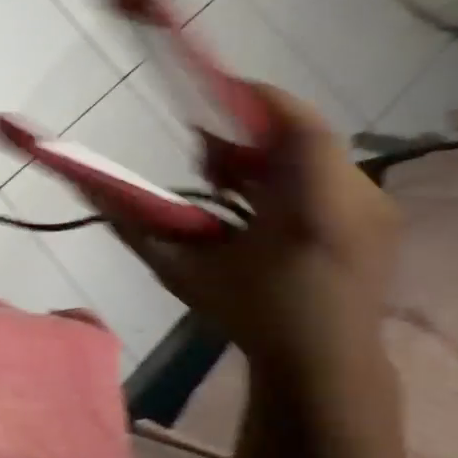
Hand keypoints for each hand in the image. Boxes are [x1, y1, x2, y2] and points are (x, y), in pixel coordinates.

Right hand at [75, 84, 398, 378]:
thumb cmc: (249, 314)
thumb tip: (80, 182)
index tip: (208, 91)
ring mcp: (374, 210)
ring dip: (262, 157)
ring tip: (221, 188)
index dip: (255, 98)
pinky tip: (252, 206)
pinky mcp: (376, 220)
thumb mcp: (179, 267)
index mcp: (315, 208)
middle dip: (244, 135)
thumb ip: (131, 221)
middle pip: (299, 136)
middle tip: (199, 160)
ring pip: (311, 154)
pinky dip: (283, 175)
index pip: (298, 126)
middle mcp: (357, 199)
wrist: (326, 366)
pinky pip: (326, 174)